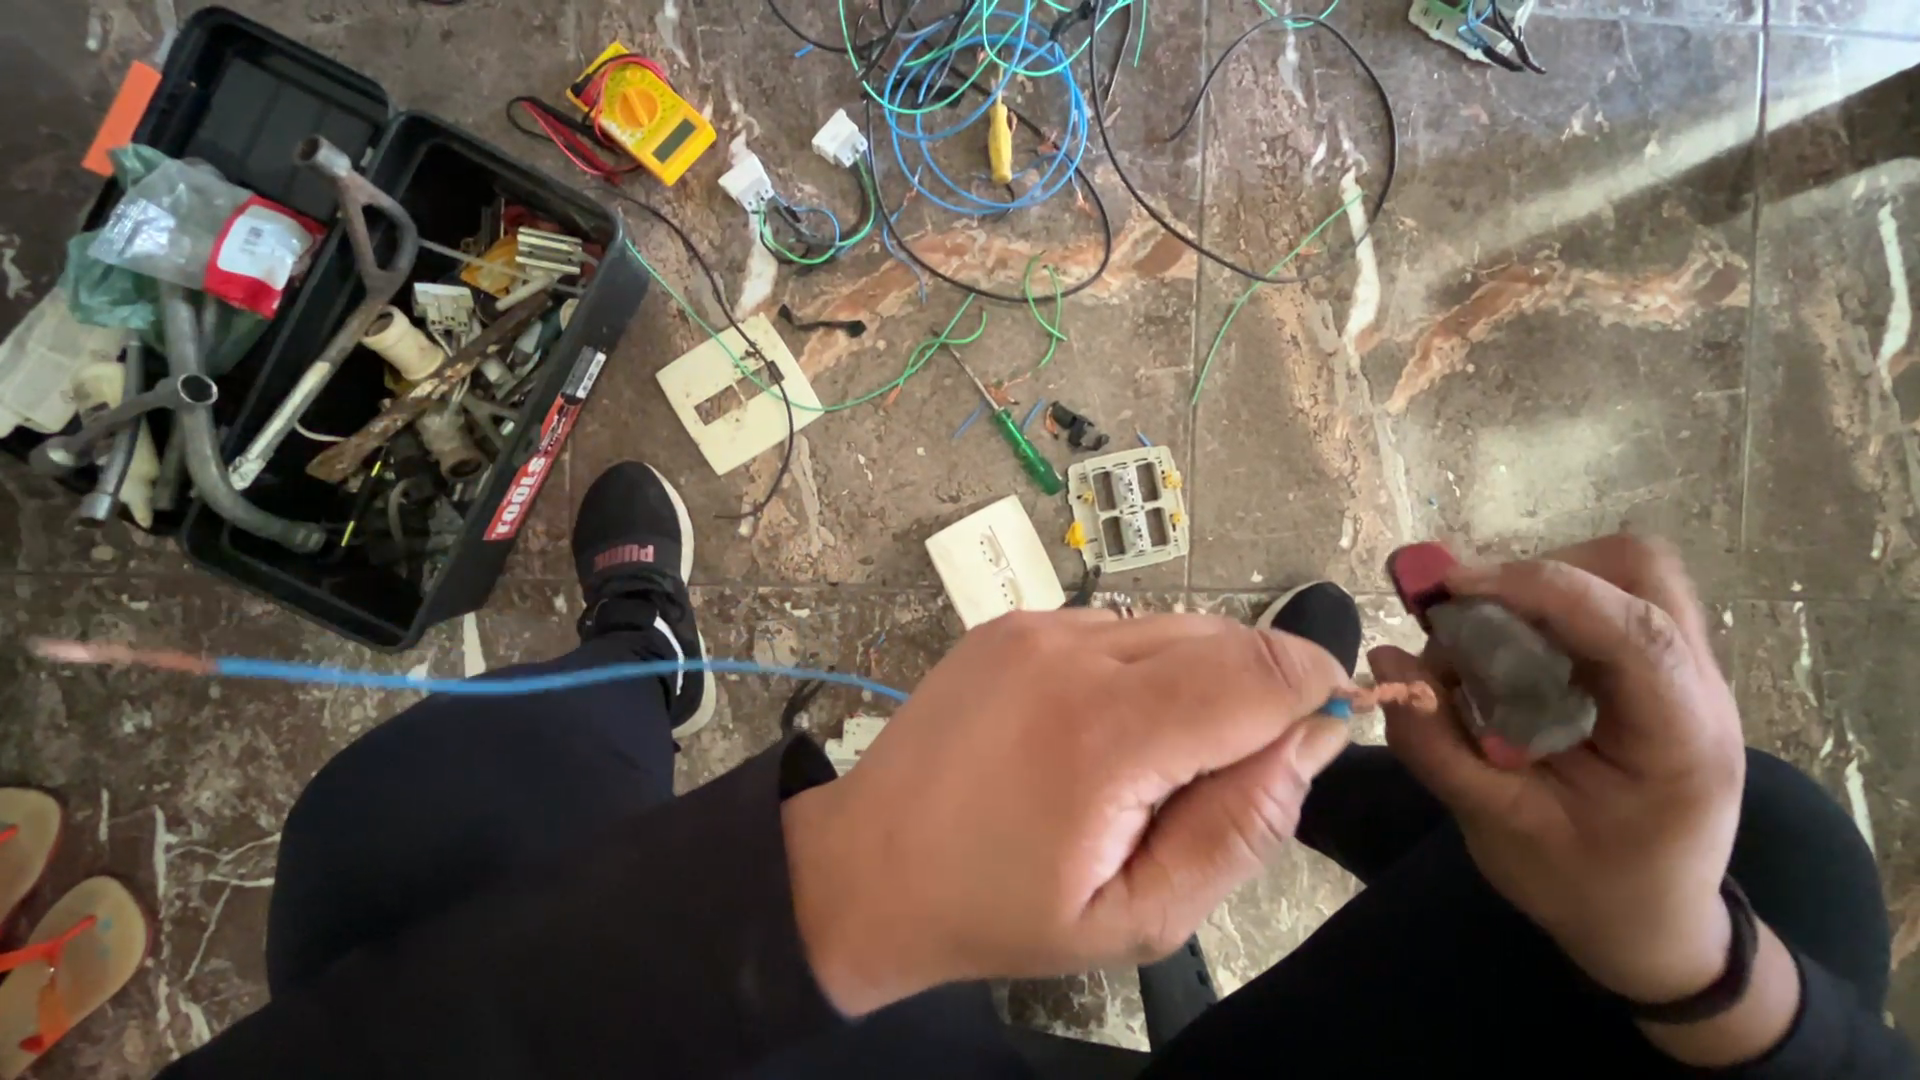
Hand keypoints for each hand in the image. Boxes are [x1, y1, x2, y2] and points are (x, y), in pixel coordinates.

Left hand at [783, 609, 1353, 1015]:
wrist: (871, 864)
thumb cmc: (1001, 908)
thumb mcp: (1138, 915)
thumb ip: (1238, 828)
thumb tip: (1307, 741)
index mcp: (1105, 732)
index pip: (1258, 670)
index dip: (1314, 690)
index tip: (1322, 731)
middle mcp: (1069, 653)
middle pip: (1220, 638)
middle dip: (1256, 691)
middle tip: (1223, 768)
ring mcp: (1033, 628)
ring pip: (1168, 627)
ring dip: (1192, 679)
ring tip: (1150, 755)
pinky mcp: (1009, 623)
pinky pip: (1112, 629)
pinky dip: (1136, 667)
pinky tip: (1099, 725)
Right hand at [1372, 535, 1747, 1005]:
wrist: (1653, 926)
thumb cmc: (1584, 885)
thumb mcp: (1496, 825)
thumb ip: (1433, 743)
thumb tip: (1383, 657)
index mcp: (1678, 735)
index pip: (1631, 628)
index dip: (1537, 590)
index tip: (1449, 591)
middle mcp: (1694, 687)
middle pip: (1638, 570)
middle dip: (1542, 574)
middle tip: (1469, 615)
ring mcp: (1676, 673)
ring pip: (1619, 573)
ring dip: (1536, 588)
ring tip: (1476, 639)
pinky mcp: (1645, 670)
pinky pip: (1596, 602)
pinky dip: (1536, 609)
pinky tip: (1497, 657)